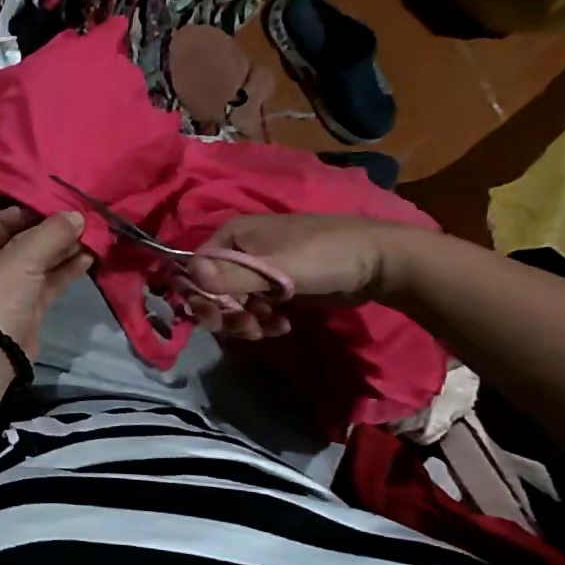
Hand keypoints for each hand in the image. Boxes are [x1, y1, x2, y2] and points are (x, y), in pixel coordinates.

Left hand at [0, 207, 93, 356]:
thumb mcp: (24, 257)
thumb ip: (53, 233)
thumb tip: (78, 215)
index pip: (1, 220)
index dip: (29, 211)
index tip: (58, 205)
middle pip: (24, 240)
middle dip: (52, 231)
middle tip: (82, 221)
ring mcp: (8, 288)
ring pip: (39, 262)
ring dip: (63, 250)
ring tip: (91, 238)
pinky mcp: (26, 308)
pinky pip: (48, 282)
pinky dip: (66, 271)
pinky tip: (87, 259)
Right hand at [185, 214, 414, 339]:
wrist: (376, 262)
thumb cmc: (322, 256)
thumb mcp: (275, 267)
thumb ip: (231, 274)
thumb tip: (188, 275)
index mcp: (234, 235)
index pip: (197, 268)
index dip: (200, 296)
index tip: (213, 319)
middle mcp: (242, 250)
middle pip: (213, 288)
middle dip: (226, 314)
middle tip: (246, 329)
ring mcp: (261, 269)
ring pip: (235, 302)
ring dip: (246, 321)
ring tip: (268, 329)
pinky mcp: (278, 287)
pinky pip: (256, 308)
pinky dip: (264, 321)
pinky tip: (282, 326)